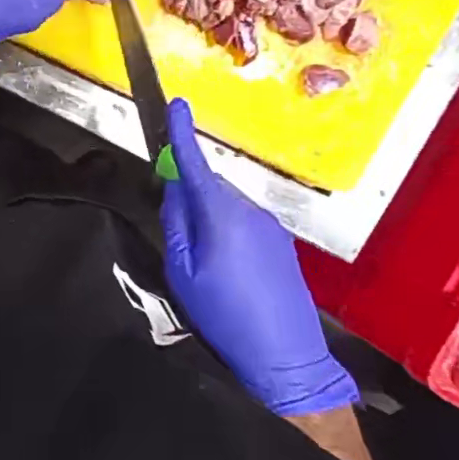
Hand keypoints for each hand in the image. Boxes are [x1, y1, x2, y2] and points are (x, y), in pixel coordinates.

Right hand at [159, 99, 358, 415]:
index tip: (177, 103)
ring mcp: (269, 227)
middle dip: (186, 194)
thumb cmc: (223, 315)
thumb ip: (175, 225)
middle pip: (208, 187)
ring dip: (205, 217)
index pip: (195, 166)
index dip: (183, 134)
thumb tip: (173, 190)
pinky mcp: (279, 243)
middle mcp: (249, 212)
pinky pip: (242, 221)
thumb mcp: (182, 271)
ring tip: (199, 262)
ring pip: (225, 205)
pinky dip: (223, 230)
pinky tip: (222, 267)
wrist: (286, 356)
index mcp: (221, 216)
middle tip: (173, 233)